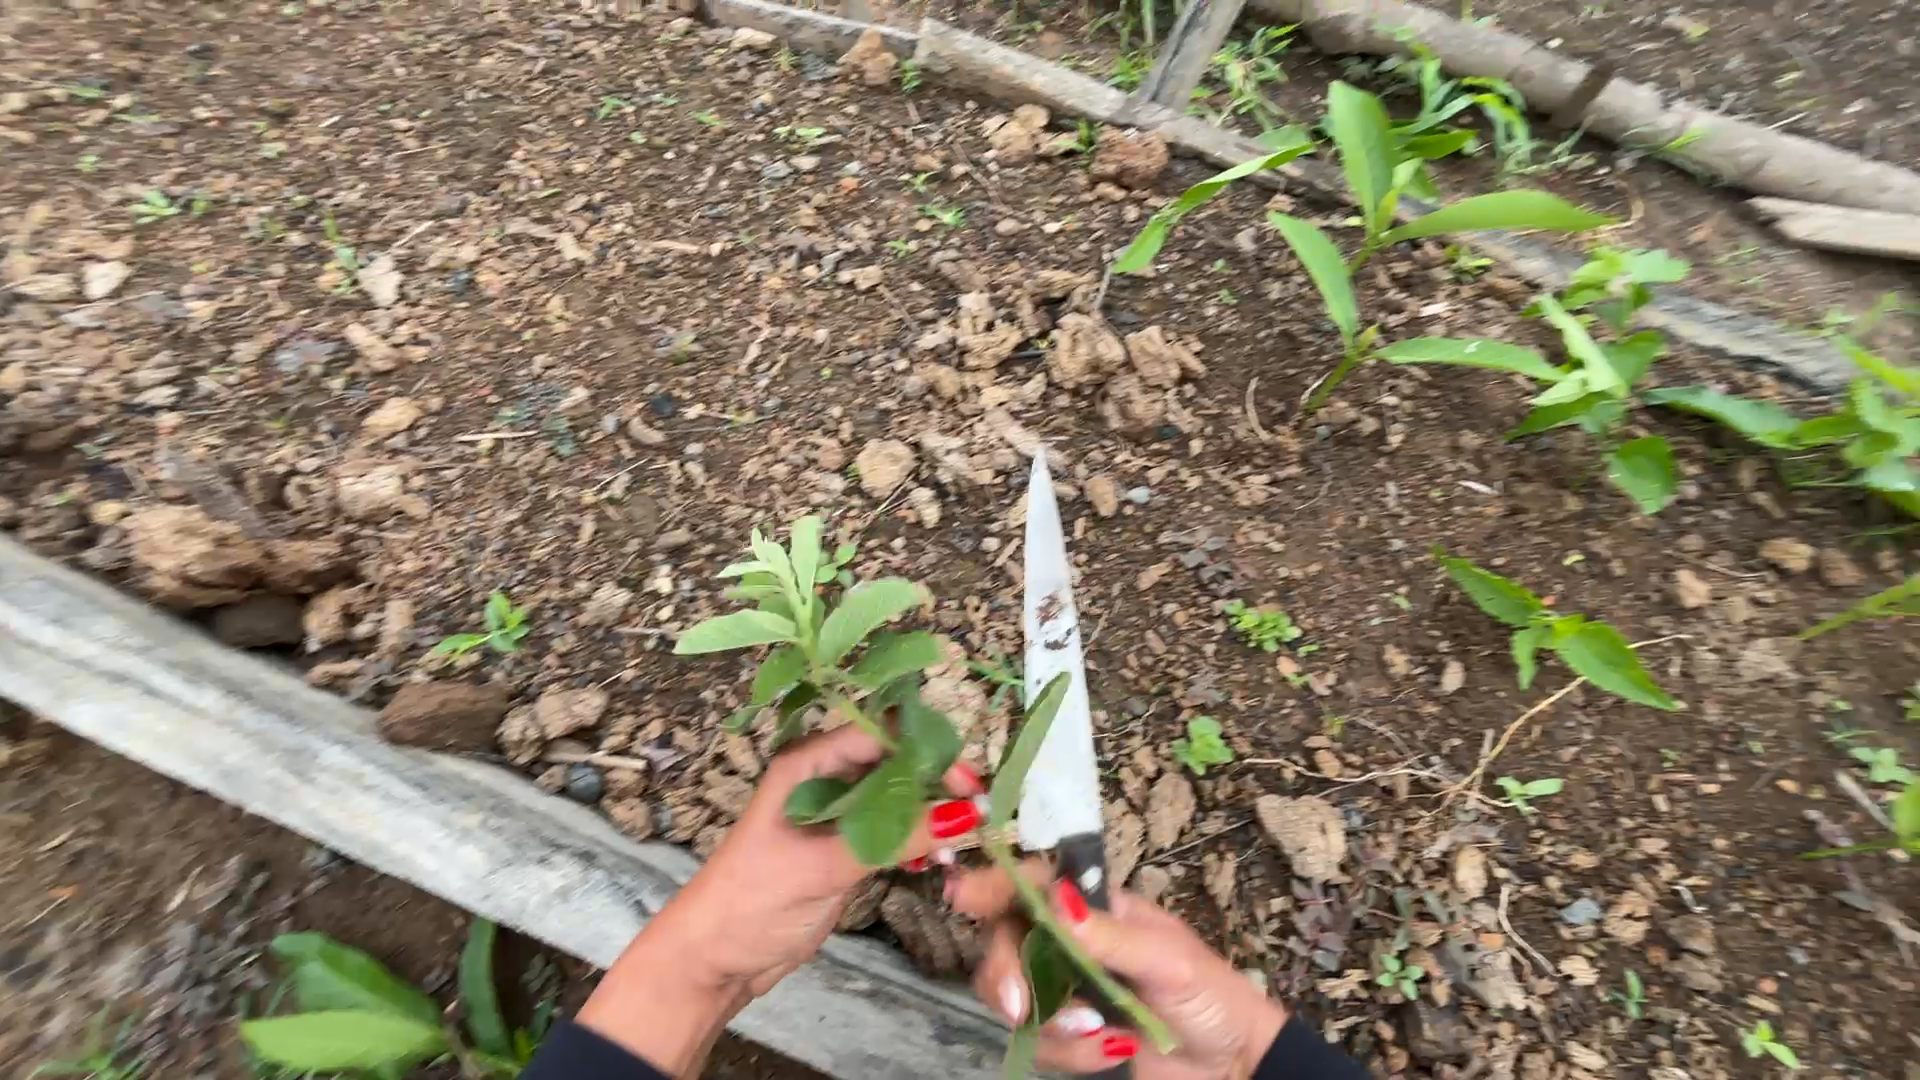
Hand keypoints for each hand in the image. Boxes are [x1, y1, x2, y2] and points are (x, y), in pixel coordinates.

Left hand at [577, 725, 983, 1077]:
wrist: (712, 963)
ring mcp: (834, 813)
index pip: (879, 736)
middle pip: (893, 764)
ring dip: (929, 816)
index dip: (925, 752)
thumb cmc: (753, 901)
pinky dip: (915, 841)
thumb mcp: (826, 865)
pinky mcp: (843, 847)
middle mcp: (824, 778)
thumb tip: (967, 815)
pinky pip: (890, 830)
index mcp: (808, 763)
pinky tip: (937, 861)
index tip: (966, 782)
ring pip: (896, 798)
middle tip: (977, 812)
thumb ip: (895, 838)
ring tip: (962, 842)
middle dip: (935, 784)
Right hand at [951, 865, 1286, 1079]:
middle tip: (1016, 1006)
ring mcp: (1064, 987)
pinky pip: (1039, 1042)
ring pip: (1014, 995)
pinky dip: (1072, 1054)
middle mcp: (1067, 939)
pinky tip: (1113, 1050)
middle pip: (1005, 940)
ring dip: (1053, 1023)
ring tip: (1102, 1033)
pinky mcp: (1066, 1034)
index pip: (1030, 883)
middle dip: (1006, 973)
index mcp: (1091, 905)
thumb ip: (1108, 935)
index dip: (991, 884)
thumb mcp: (1166, 959)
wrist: (1232, 1068)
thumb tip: (1055, 899)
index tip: (959, 894)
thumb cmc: (1208, 994)